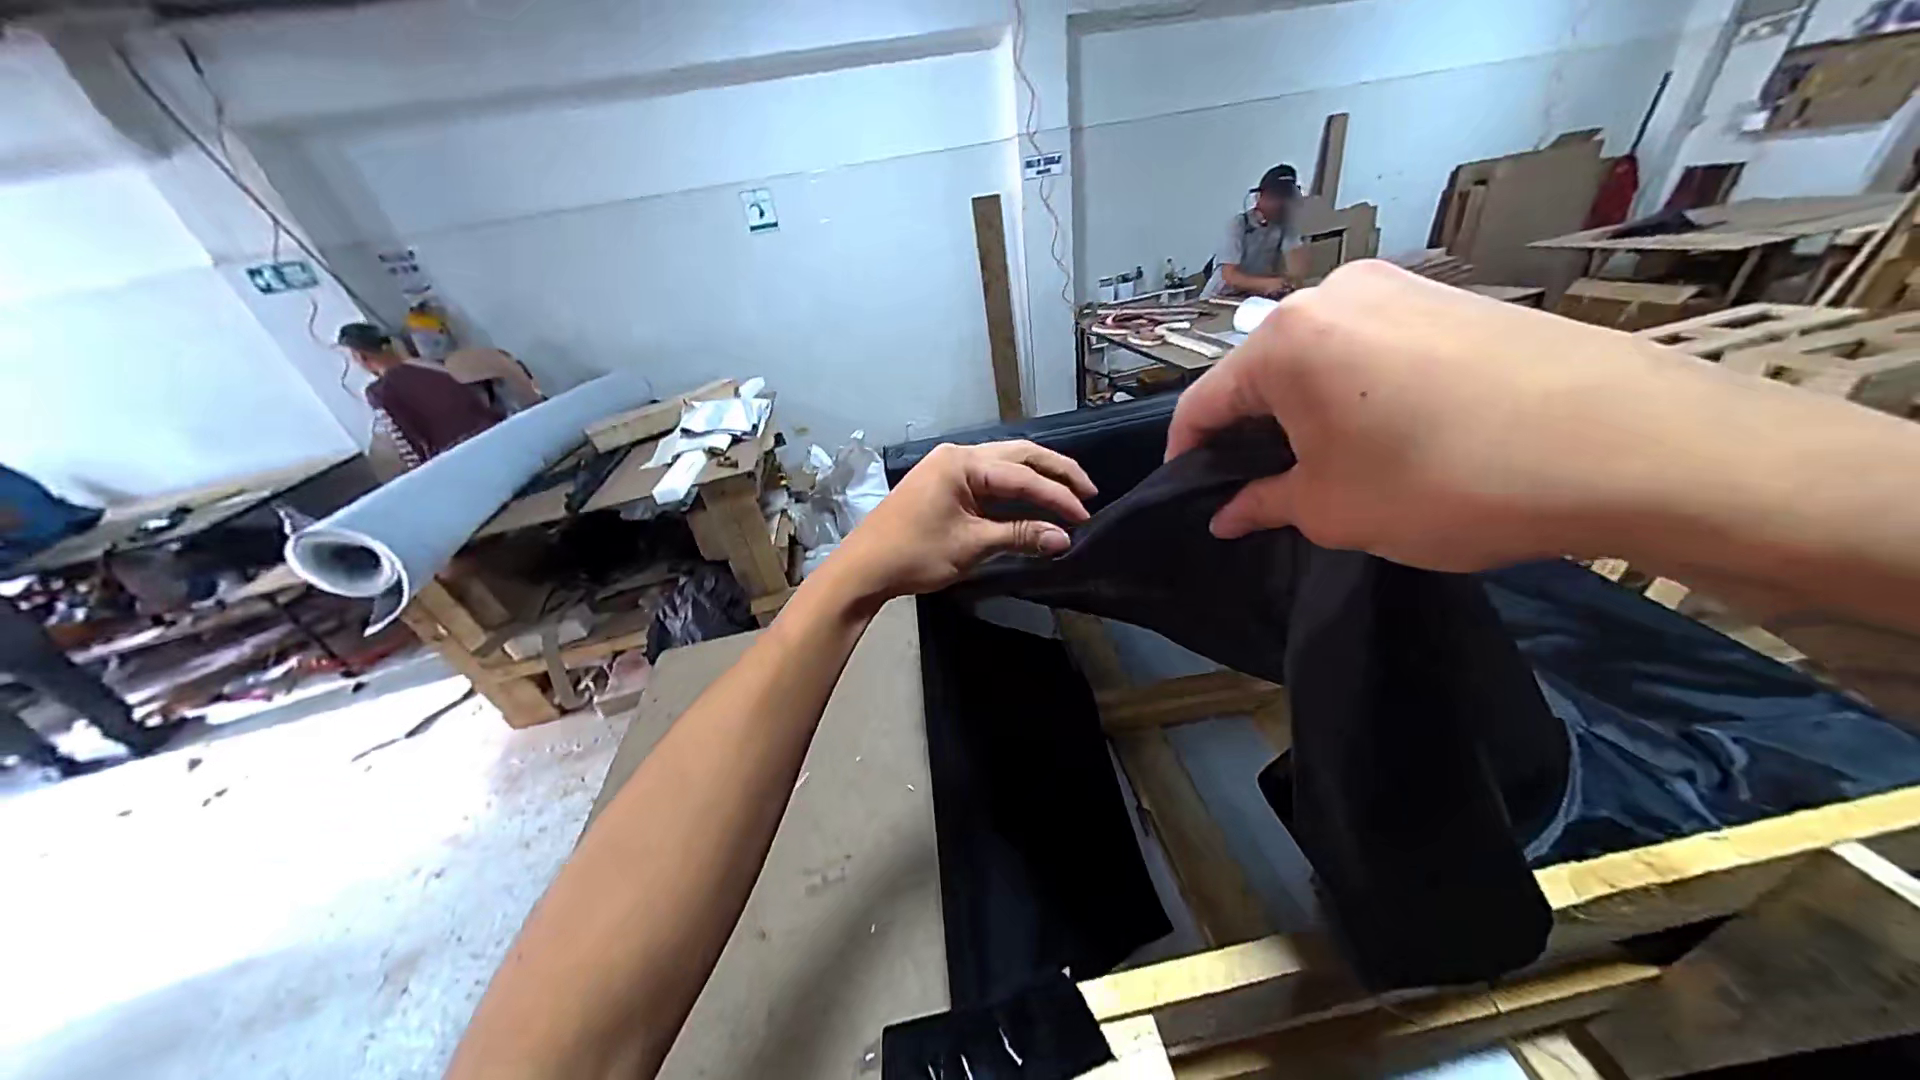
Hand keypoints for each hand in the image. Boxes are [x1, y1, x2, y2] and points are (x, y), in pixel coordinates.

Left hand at [820, 440, 1096, 601]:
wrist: (864, 568)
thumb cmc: (914, 554)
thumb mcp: (971, 545)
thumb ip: (1020, 536)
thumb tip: (1063, 539)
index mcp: (962, 462)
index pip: (1022, 475)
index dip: (1057, 496)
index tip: (1084, 517)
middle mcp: (957, 455)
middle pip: (1018, 456)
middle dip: (1055, 472)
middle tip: (1088, 492)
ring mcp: (949, 467)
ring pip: (1005, 465)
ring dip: (1037, 479)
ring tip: (1069, 494)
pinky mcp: (945, 484)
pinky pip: (989, 479)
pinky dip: (1015, 490)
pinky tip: (1034, 500)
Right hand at [1167, 259, 1718, 571]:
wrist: (1634, 446)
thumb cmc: (1444, 481)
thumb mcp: (1332, 508)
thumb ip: (1263, 504)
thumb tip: (1226, 515)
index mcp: (1285, 341)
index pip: (1203, 402)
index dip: (1186, 454)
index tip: (1189, 493)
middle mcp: (1331, 295)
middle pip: (1258, 373)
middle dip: (1247, 432)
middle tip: (1258, 486)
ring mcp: (1397, 287)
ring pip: (1314, 357)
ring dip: (1300, 411)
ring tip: (1321, 461)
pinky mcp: (1449, 297)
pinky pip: (1368, 346)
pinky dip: (1351, 390)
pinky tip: (1380, 431)